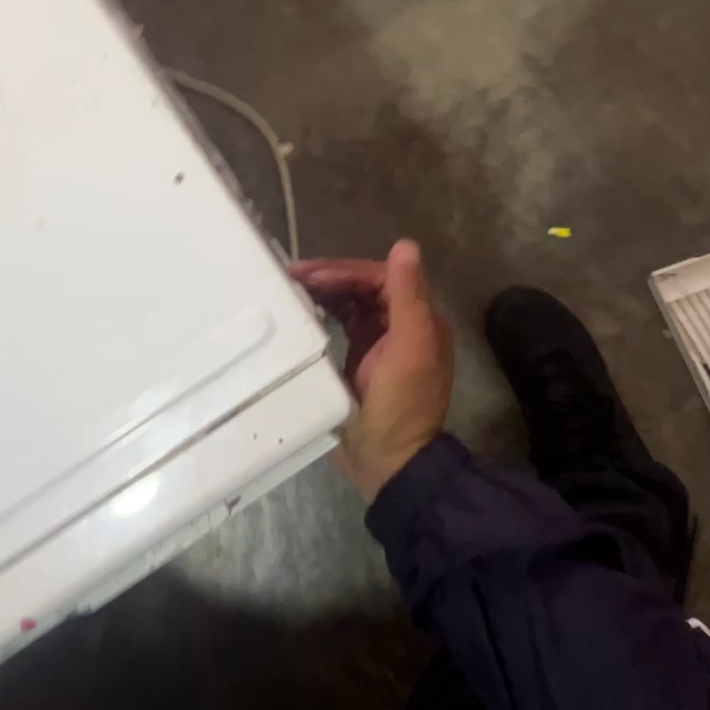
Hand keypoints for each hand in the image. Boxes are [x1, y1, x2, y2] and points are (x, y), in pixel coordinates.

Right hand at [290, 240, 453, 500]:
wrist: (390, 464)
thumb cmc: (401, 406)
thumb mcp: (409, 348)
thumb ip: (407, 295)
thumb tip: (405, 244)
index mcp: (419, 318)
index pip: (381, 277)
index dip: (345, 271)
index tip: (309, 275)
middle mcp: (402, 325)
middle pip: (364, 288)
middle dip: (330, 278)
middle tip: (290, 277)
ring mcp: (381, 344)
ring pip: (351, 304)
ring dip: (324, 294)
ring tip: (290, 290)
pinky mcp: (361, 360)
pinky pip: (341, 325)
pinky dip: (323, 315)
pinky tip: (302, 313)